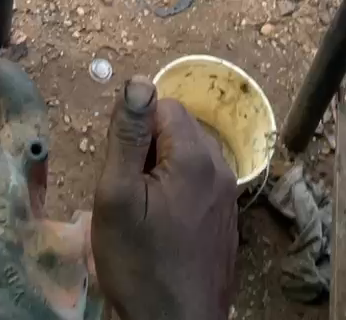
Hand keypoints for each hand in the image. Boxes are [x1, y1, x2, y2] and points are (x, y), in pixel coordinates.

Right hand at [91, 76, 237, 319]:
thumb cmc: (140, 264)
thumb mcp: (117, 195)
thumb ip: (128, 134)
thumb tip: (139, 81)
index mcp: (197, 157)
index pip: (162, 104)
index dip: (135, 130)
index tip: (123, 166)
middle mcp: (221, 168)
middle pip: (178, 129)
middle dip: (148, 148)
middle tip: (129, 191)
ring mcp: (228, 198)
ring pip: (187, 156)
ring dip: (161, 171)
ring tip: (143, 211)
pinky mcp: (226, 222)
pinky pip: (198, 184)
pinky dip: (176, 193)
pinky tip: (162, 229)